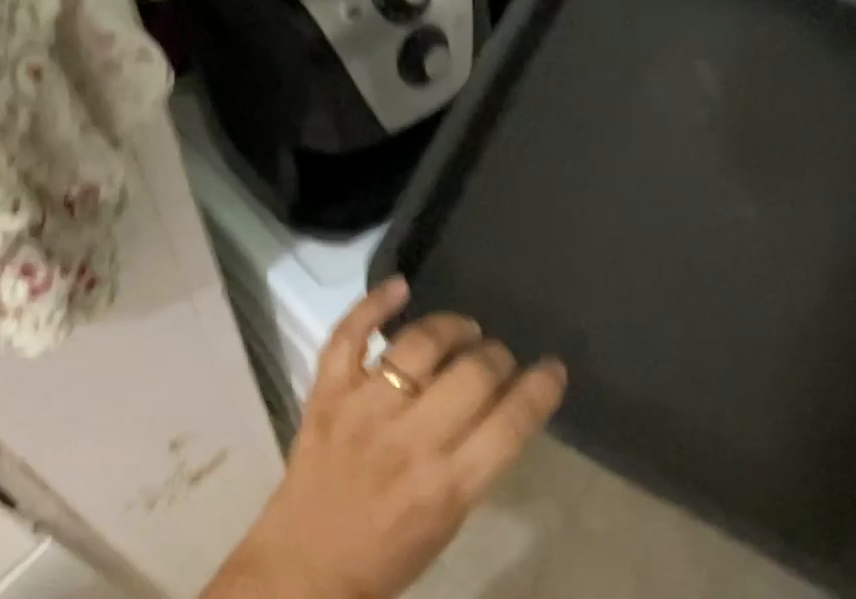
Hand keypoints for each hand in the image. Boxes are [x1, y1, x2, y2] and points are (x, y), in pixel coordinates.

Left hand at [205, 278, 567, 598]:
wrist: (302, 568)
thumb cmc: (388, 553)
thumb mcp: (451, 518)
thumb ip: (480, 458)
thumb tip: (508, 399)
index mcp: (447, 484)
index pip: (512, 422)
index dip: (542, 387)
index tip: (553, 367)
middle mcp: (409, 441)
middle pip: (473, 373)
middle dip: (498, 357)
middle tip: (497, 359)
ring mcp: (363, 410)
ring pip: (419, 344)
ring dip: (453, 328)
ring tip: (464, 331)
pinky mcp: (326, 393)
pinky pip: (349, 335)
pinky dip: (374, 304)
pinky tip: (400, 286)